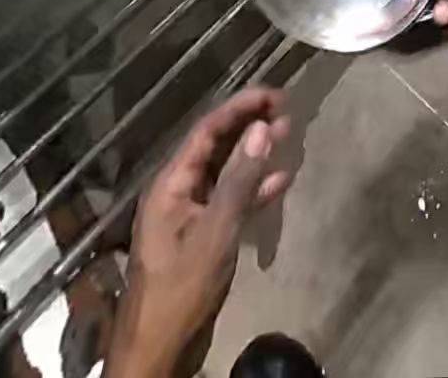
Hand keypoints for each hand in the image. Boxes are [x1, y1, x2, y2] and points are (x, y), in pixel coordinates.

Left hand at [106, 89, 293, 377]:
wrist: (159, 352)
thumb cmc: (181, 288)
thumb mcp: (215, 231)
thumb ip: (239, 178)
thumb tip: (262, 127)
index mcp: (172, 181)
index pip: (208, 129)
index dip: (241, 106)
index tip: (273, 94)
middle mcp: (180, 188)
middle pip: (217, 144)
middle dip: (250, 124)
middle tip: (285, 109)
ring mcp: (192, 211)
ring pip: (227, 170)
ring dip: (256, 153)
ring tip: (288, 134)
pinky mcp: (204, 233)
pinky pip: (232, 198)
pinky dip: (255, 188)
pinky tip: (280, 180)